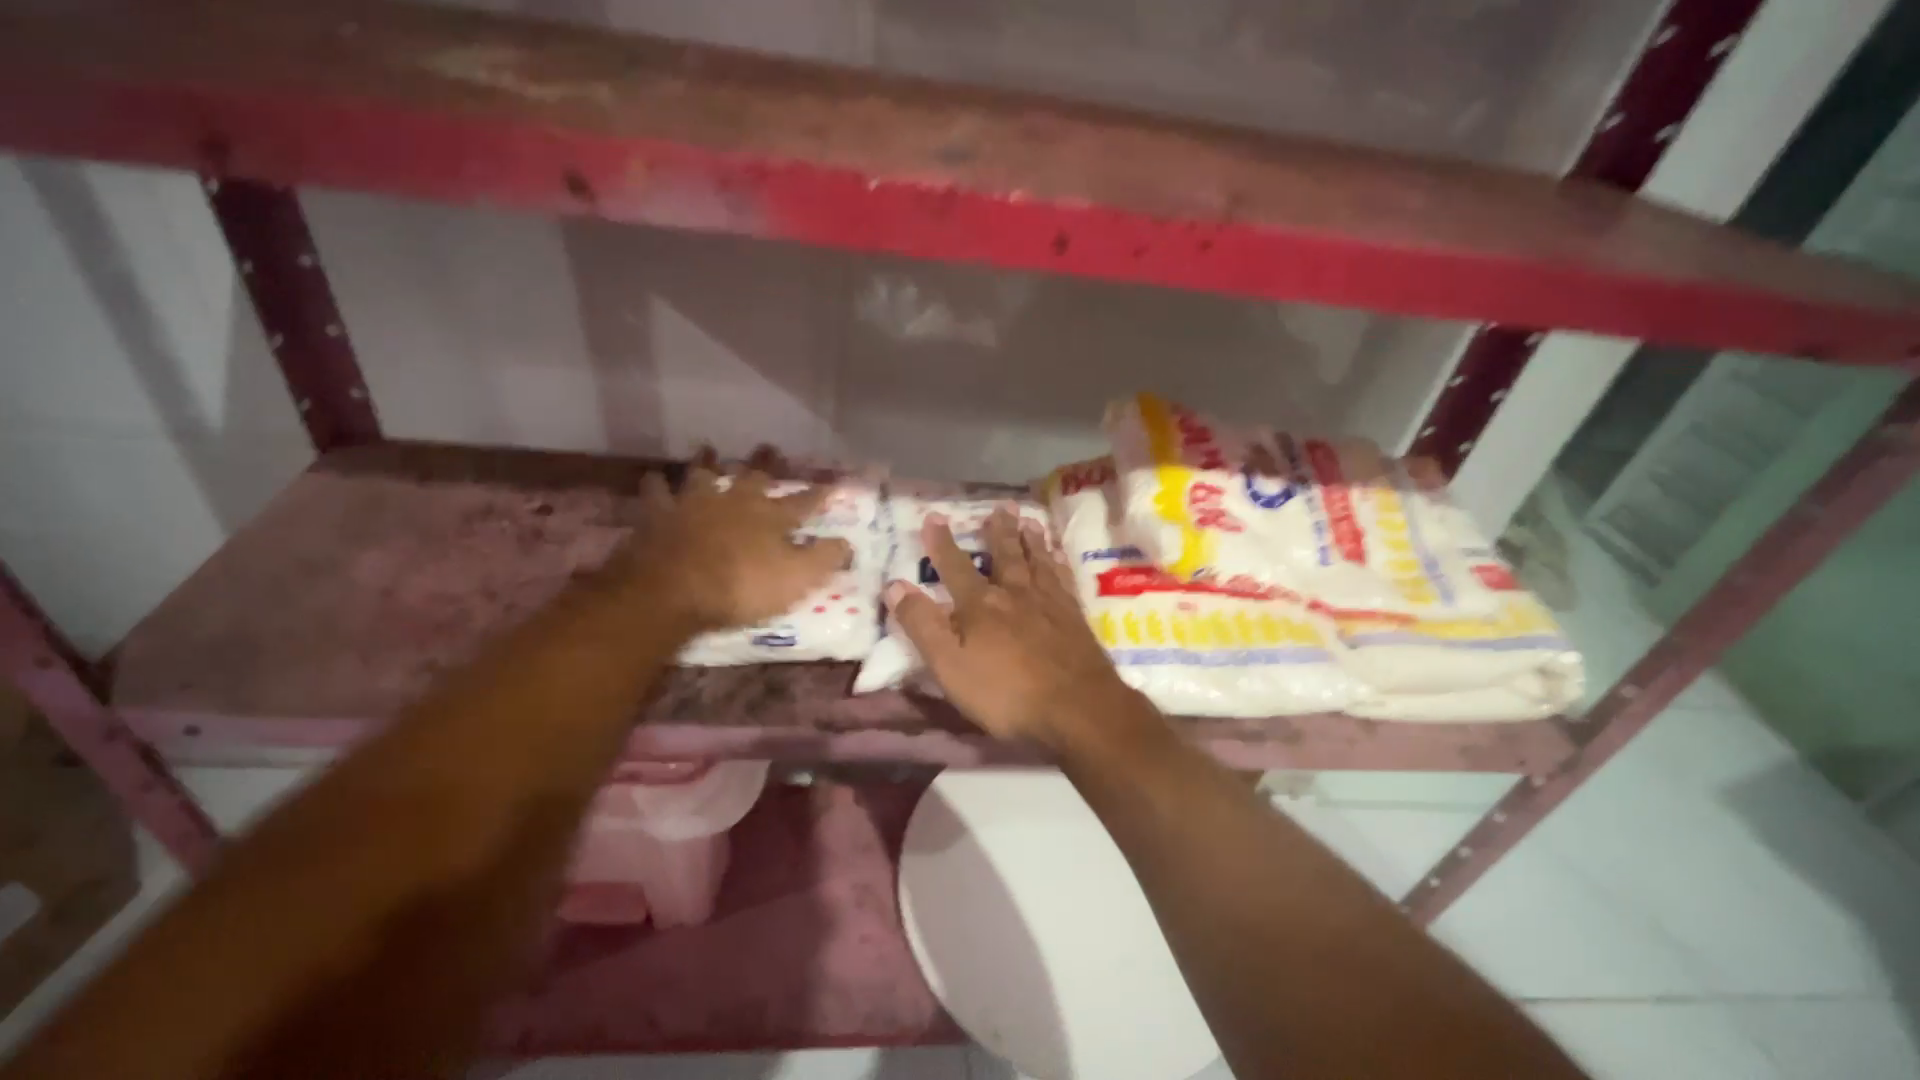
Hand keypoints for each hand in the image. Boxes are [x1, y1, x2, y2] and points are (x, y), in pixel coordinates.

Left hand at [629, 451, 851, 632]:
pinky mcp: (658, 515)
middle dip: (765, 463)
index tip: (832, 483)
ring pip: (703, 475)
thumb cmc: (740, 587)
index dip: (818, 494)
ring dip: (707, 462)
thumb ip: (823, 559)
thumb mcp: (796, 580)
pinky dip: (657, 484)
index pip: (803, 502)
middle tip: (769, 447)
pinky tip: (655, 477)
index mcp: (771, 517)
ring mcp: (694, 504)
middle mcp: (735, 501)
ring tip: (708, 449)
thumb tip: (848, 543)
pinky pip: (657, 492)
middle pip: (754, 477)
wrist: (672, 588)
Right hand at [885, 506, 1142, 749]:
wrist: (1077, 707)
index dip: (942, 543)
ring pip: (1038, 562)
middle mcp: (1015, 594)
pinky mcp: (1076, 618)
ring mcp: (1050, 603)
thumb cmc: (1006, 693)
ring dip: (1031, 540)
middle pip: (1006, 555)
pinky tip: (1060, 559)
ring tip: (1029, 522)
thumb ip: (922, 625)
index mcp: (980, 605)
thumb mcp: (949, 665)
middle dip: (998, 531)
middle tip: (1000, 508)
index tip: (934, 517)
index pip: (955, 567)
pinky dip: (1059, 564)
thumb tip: (894, 585)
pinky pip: (1064, 579)